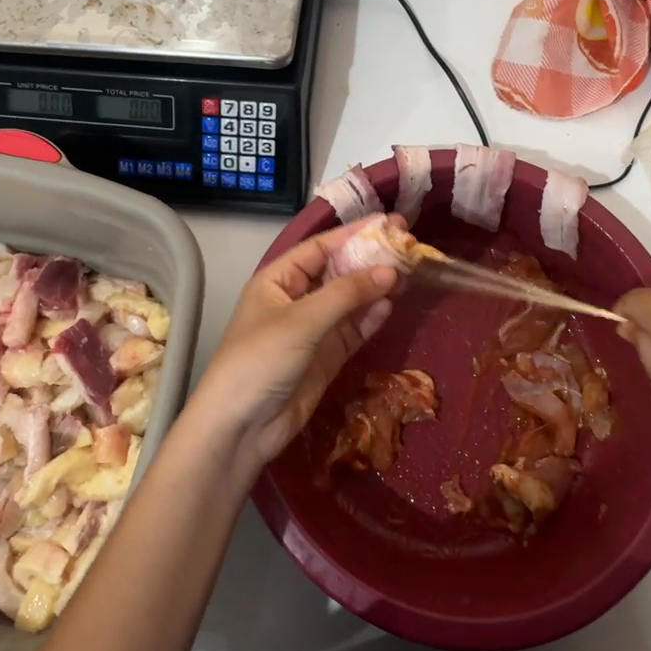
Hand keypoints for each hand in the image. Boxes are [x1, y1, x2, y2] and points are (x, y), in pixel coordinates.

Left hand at [186, 214, 401, 472]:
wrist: (240, 427)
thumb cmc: (260, 360)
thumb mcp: (302, 321)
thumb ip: (347, 294)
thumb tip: (391, 271)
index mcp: (279, 279)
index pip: (321, 247)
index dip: (355, 234)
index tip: (391, 223)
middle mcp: (296, 299)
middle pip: (340, 271)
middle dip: (371, 259)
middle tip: (410, 245)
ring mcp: (313, 329)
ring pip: (351, 301)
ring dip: (376, 288)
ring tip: (410, 273)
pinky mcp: (326, 357)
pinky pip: (353, 330)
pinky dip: (371, 318)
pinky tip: (391, 305)